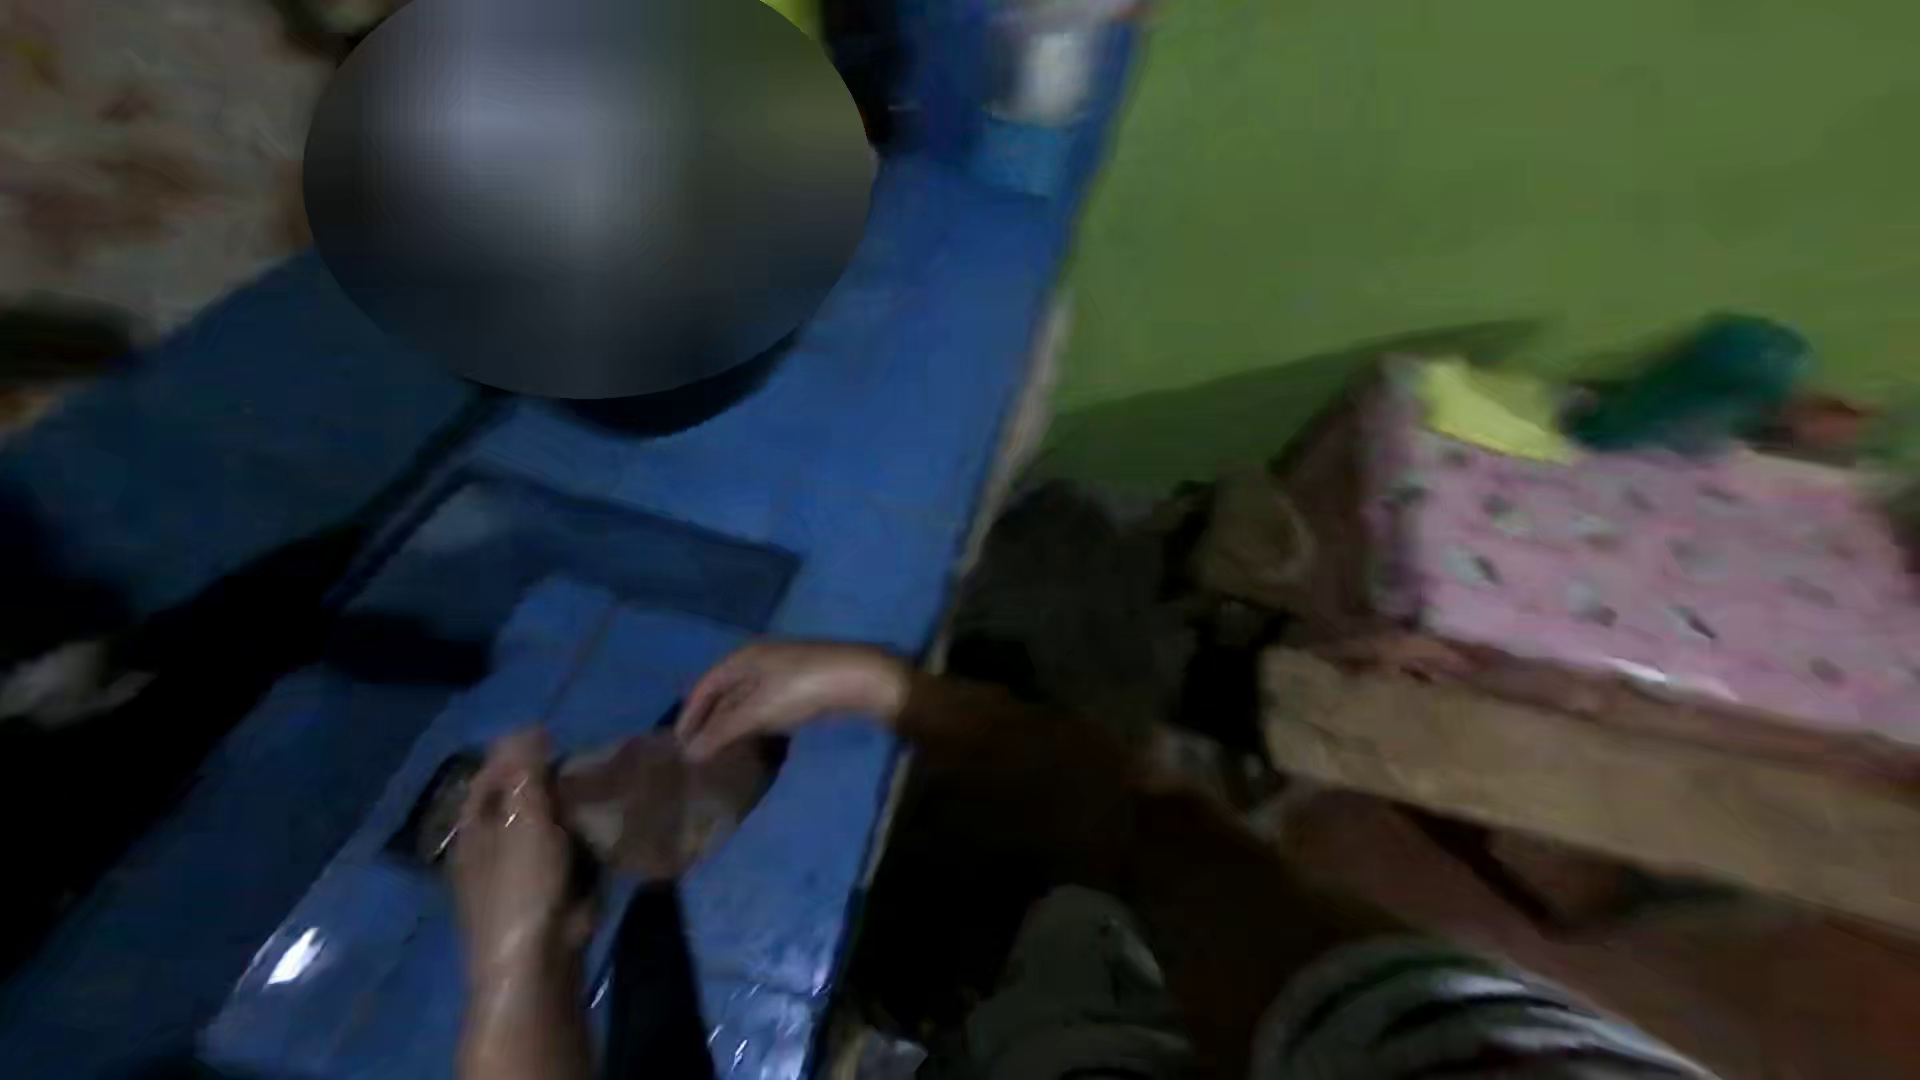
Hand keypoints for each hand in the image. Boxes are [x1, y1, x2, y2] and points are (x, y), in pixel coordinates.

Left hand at [451, 729, 594, 988]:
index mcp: (475, 831)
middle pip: (520, 798)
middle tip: (586, 755)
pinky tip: (607, 813)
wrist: (539, 955)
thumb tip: (526, 727)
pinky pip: (569, 841)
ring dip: (571, 800)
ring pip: (548, 819)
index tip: (551, 734)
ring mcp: (523, 865)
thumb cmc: (523, 885)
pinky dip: (584, 825)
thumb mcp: (523, 821)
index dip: (513, 754)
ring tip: (603, 777)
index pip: (487, 779)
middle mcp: (494, 845)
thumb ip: (526, 775)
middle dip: (549, 776)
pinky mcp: (553, 880)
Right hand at [675, 641, 908, 760]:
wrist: (857, 678)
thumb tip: (689, 754)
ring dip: (732, 723)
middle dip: (710, 720)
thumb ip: (720, 731)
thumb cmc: (800, 688)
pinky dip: (754, 721)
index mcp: (743, 657)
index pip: (705, 685)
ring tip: (720, 752)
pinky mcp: (802, 685)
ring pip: (747, 698)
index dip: (690, 715)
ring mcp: (782, 671)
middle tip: (696, 753)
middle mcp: (759, 659)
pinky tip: (753, 740)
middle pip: (725, 691)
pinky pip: (767, 704)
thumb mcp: (755, 711)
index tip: (678, 745)